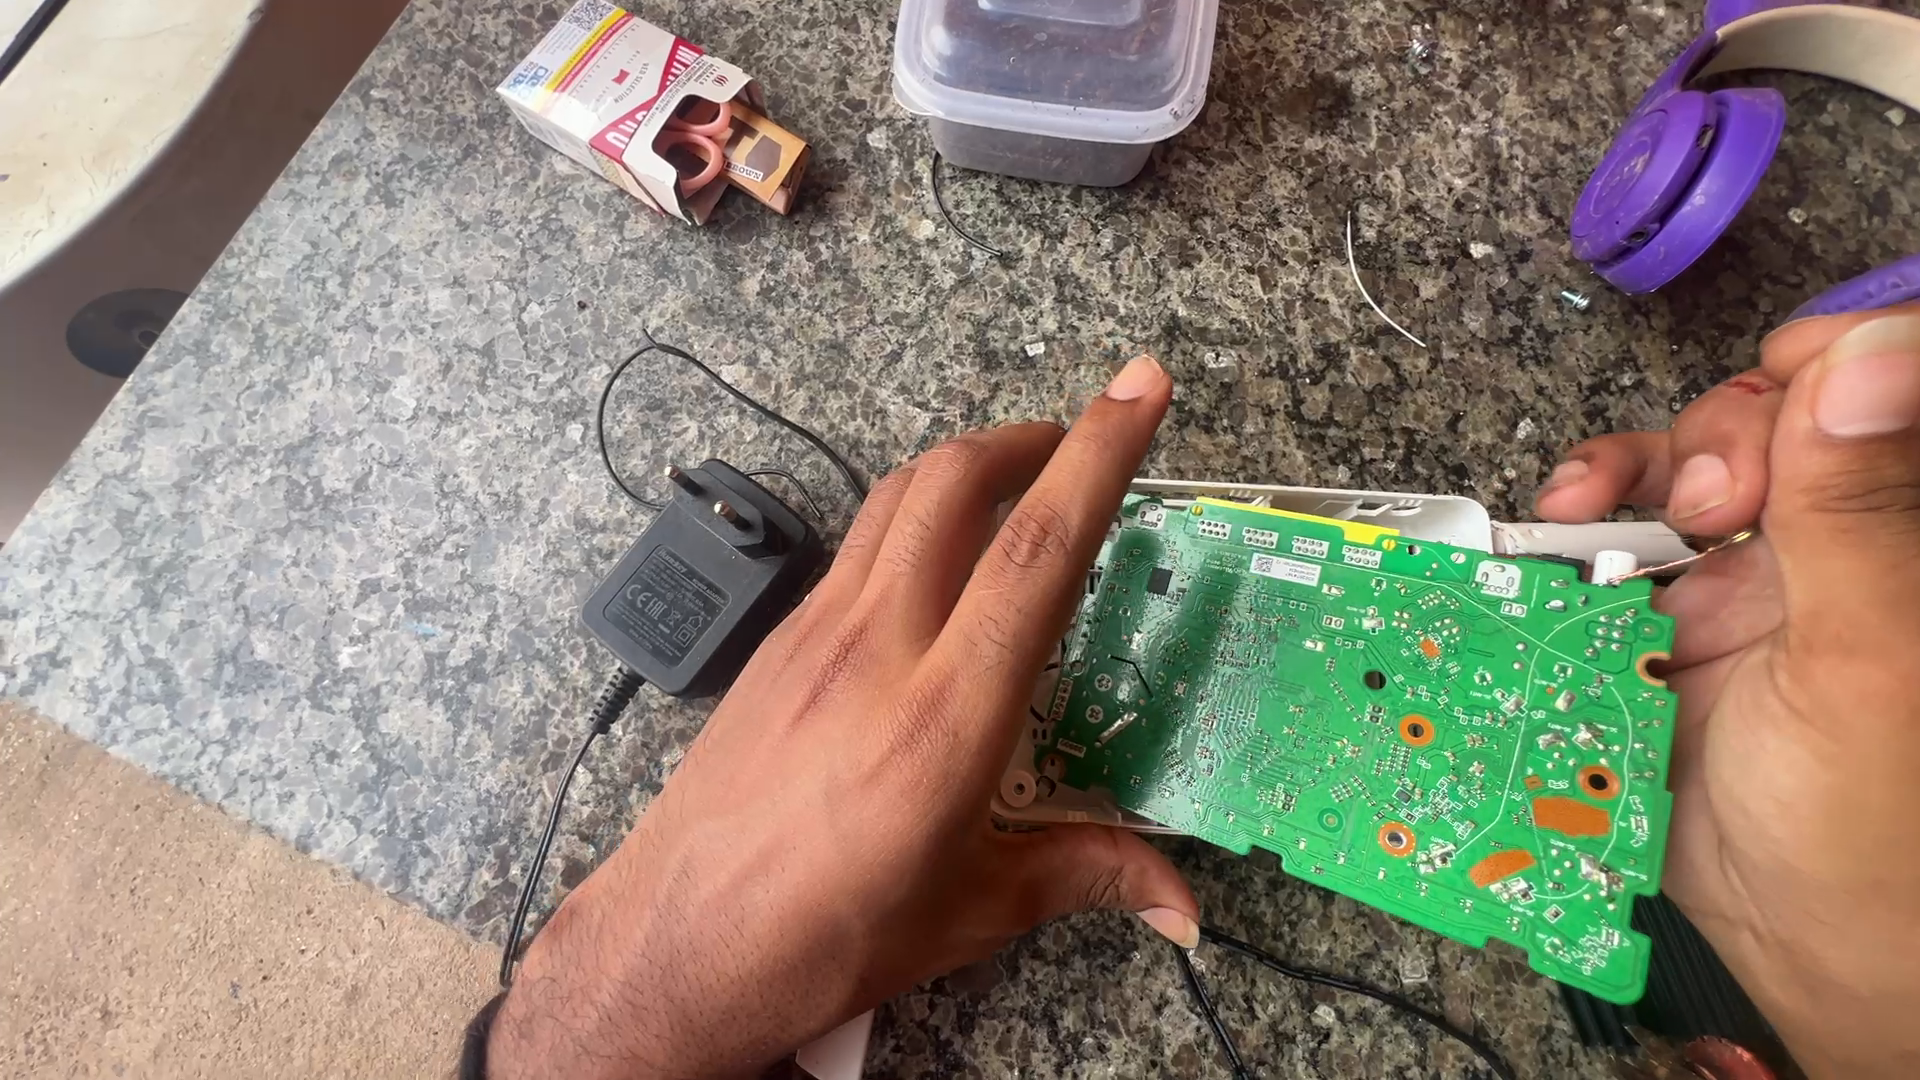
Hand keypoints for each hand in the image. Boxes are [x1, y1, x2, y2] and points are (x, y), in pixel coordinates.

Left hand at [488, 356, 1198, 1078]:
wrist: (674, 942)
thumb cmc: (827, 934)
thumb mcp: (973, 910)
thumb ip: (1087, 872)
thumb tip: (1184, 906)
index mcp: (948, 717)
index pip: (1037, 553)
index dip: (1098, 457)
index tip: (1138, 388)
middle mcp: (881, 646)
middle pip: (954, 486)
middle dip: (1027, 437)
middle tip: (1074, 443)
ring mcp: (819, 630)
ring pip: (899, 496)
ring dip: (965, 463)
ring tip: (1013, 479)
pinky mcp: (781, 635)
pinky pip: (858, 539)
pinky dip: (912, 512)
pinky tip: (935, 555)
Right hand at [1536, 308, 1919, 1077]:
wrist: (1750, 940)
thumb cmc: (1860, 828)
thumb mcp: (1875, 664)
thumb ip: (1865, 517)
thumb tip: (1870, 357)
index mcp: (1915, 548)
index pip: (1900, 397)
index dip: (1857, 361)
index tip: (1798, 380)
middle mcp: (1833, 547)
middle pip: (1779, 416)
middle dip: (1726, 430)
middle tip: (1705, 498)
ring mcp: (1729, 576)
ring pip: (1678, 461)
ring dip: (1630, 461)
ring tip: (1588, 503)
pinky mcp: (1638, 607)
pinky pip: (1602, 524)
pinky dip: (1574, 507)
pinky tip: (1556, 517)